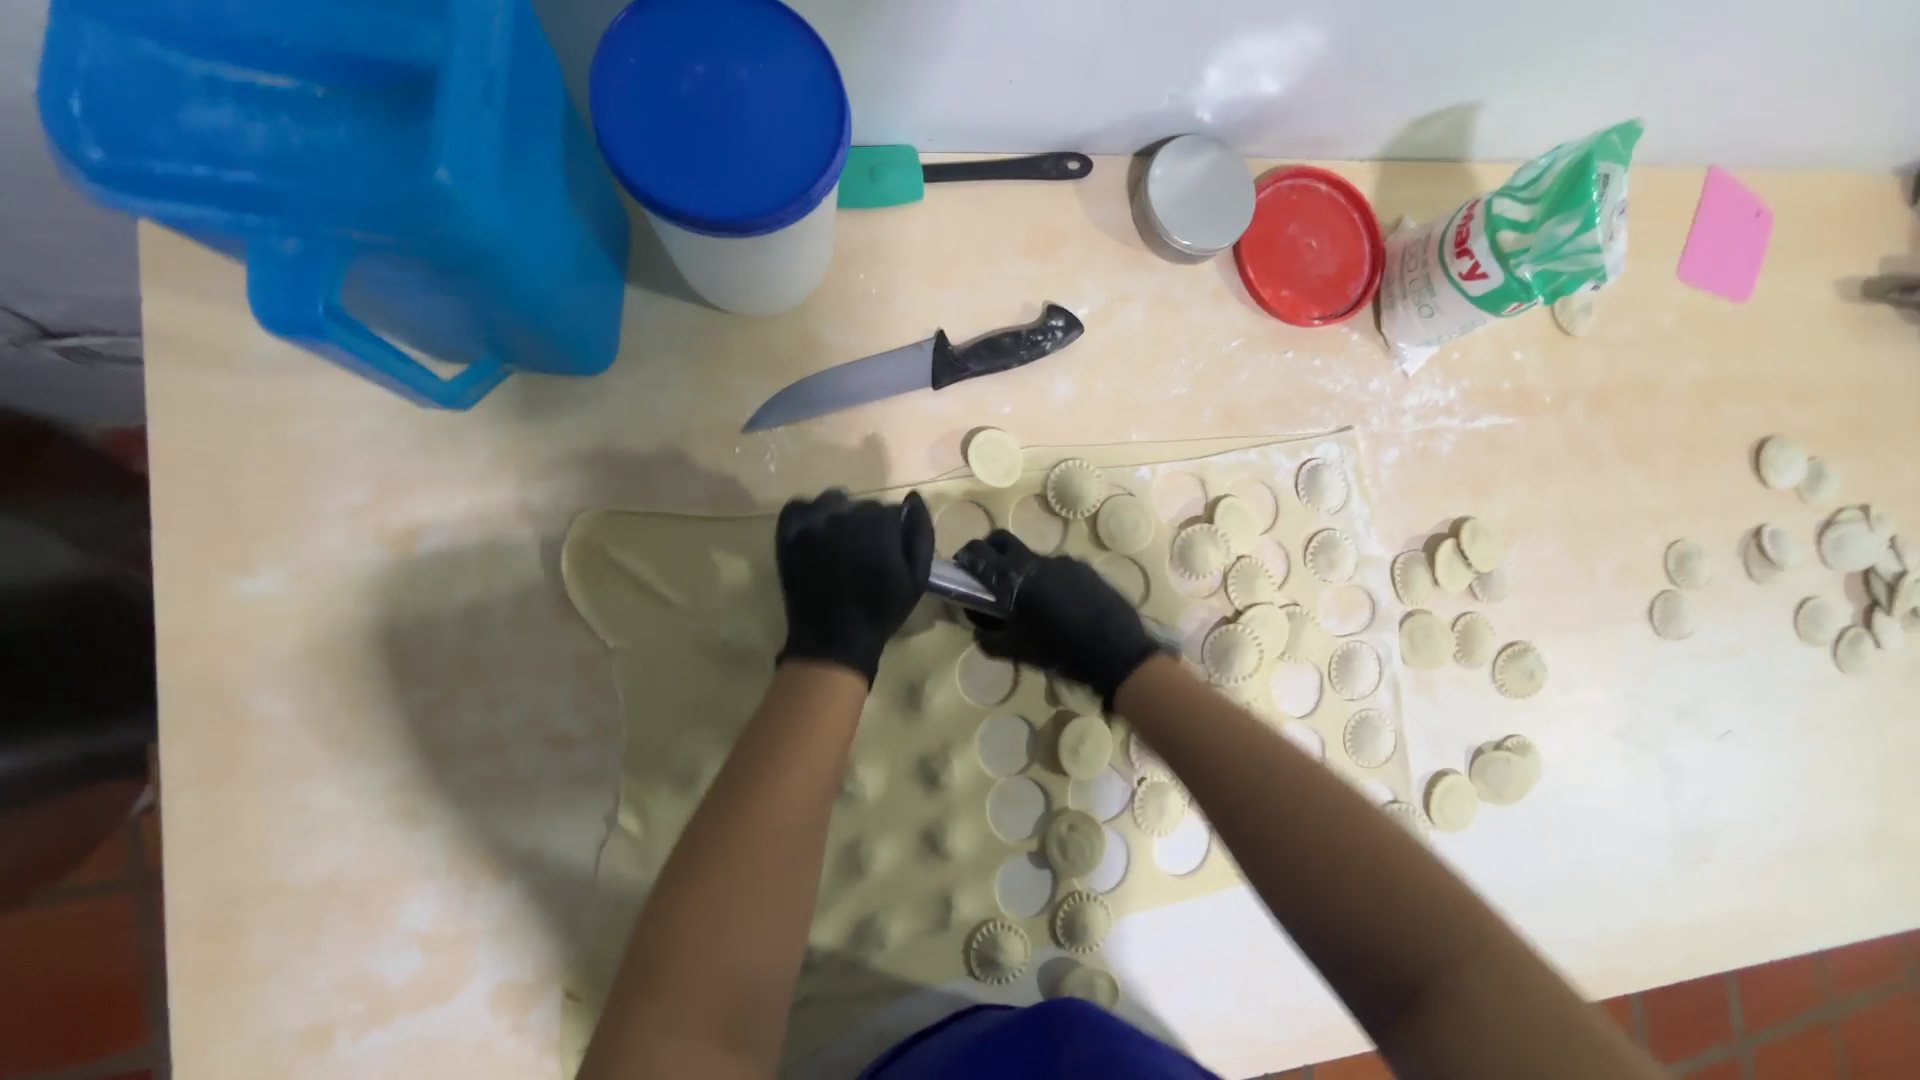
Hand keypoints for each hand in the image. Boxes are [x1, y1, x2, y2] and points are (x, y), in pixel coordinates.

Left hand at [774, 489, 933, 683]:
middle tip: (862, 555)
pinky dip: (809, 514)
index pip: (888, 511)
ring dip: (838, 516)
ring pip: (832, 502)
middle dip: (865, 525)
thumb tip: (912, 497)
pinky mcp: (788, 532)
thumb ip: (920, 532)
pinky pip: (800, 506)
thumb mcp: (916, 577)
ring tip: (839, 544)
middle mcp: (845, 515)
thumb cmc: (881, 610)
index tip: (886, 554)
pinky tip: (816, 533)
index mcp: (878, 524)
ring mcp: (813, 522)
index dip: (890, 533)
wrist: (833, 638)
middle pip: (861, 506)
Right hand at [956, 530, 1166, 709]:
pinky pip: (1057, 569)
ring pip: (1032, 558)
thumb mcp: (1016, 652)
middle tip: (988, 576)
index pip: (979, 551)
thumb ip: (989, 637)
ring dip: (1022, 572)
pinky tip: (1060, 607)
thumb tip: (979, 628)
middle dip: (990, 551)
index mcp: (1014, 578)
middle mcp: (1037, 561)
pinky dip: (1049, 581)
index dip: (965, 557)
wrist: (1117, 653)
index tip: (962, 569)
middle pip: (1003, 541)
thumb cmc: (1060, 652)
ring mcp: (1064, 562)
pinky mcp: (1086, 569)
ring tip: (1031, 603)